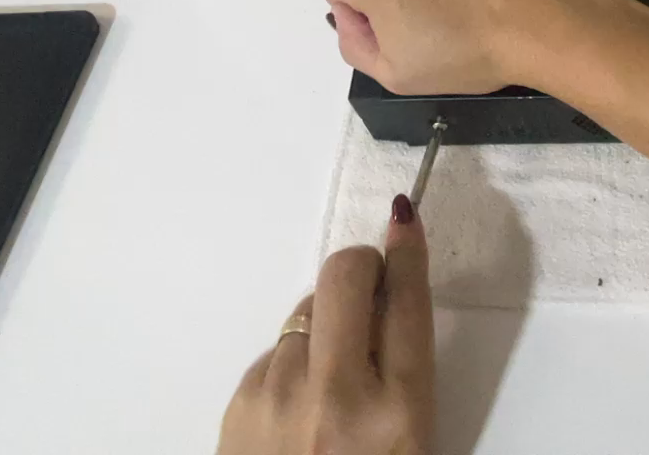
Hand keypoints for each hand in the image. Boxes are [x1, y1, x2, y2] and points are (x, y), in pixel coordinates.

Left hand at [219, 197, 434, 454]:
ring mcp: (279, 399)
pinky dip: (292, 361)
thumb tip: (383, 289)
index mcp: (398, 415)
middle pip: (345, 277)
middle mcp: (337, 398)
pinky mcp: (238, 405)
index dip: (407, 251)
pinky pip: (275, 350)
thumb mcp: (410, 438)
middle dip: (359, 264)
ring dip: (325, 324)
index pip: (407, 303)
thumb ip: (401, 365)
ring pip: (307, 310)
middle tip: (368, 284)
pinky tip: (294, 406)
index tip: (403, 215)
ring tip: (328, 378)